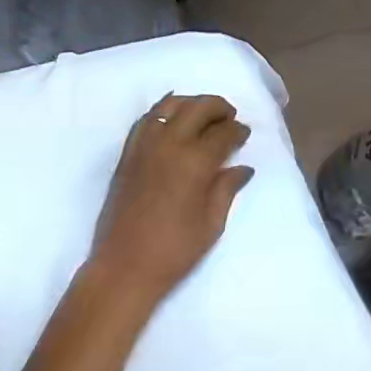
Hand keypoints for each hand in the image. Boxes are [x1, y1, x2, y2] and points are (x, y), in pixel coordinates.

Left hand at [91, 93, 253, 304]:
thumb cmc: (175, 251)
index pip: (223, 133)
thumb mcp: (211, 224)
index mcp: (195, 162)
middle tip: (229, 118)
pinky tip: (171, 118)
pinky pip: (145, 120)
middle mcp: (169, 144)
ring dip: (190, 104)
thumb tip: (243, 168)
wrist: (125, 266)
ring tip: (203, 115)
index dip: (238, 130)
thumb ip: (226, 189)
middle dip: (218, 108)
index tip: (245, 133)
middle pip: (198, 108)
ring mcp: (144, 147)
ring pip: (169, 106)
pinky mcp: (126, 156)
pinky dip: (162, 112)